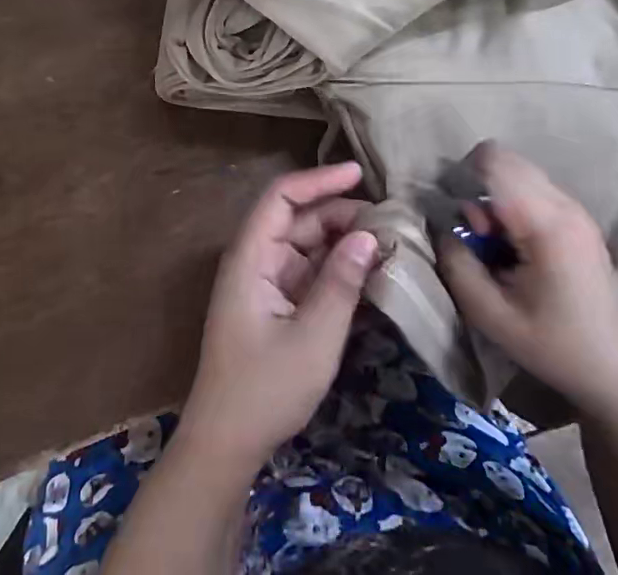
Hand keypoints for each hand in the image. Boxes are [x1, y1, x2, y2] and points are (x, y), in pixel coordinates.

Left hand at [180, 162, 379, 466]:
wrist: (227, 443)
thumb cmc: (264, 389)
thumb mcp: (313, 338)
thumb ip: (342, 283)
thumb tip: (371, 235)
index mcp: (250, 258)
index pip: (281, 198)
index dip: (318, 180)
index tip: (360, 174)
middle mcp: (256, 261)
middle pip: (299, 219)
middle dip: (342, 215)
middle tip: (390, 224)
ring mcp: (266, 282)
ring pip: (308, 244)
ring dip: (344, 241)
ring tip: (388, 243)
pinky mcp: (278, 304)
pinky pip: (310, 271)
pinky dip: (338, 267)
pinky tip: (370, 270)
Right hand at [436, 142, 617, 406]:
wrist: (614, 368)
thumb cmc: (553, 346)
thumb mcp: (491, 315)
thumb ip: (457, 265)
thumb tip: (441, 228)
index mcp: (547, 224)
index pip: (495, 162)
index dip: (463, 177)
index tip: (460, 220)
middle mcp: (566, 205)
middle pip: (505, 161)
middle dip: (478, 189)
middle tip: (478, 236)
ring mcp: (576, 209)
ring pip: (518, 173)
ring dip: (495, 199)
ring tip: (496, 245)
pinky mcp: (578, 218)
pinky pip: (532, 189)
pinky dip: (512, 206)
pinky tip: (515, 248)